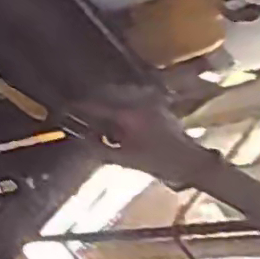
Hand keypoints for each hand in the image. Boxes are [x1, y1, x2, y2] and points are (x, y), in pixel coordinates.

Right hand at [67, 86, 221, 189]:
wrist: (195, 164)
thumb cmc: (160, 162)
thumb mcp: (125, 159)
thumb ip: (98, 147)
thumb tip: (79, 138)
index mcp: (126, 114)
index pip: (93, 105)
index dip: (77, 107)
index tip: (65, 108)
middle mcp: (136, 102)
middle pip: (104, 94)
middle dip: (91, 101)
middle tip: (82, 112)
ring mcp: (149, 102)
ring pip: (119, 94)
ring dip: (106, 100)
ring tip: (101, 113)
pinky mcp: (158, 106)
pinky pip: (133, 98)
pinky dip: (122, 103)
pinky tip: (121, 116)